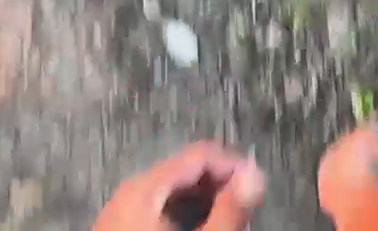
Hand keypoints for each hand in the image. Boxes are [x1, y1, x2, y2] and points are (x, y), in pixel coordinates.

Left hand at [93, 142, 266, 230]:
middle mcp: (130, 193)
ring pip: (174, 193)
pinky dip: (184, 217)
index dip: (234, 166)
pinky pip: (159, 211)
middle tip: (244, 213)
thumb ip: (231, 210)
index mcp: (145, 188)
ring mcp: (120, 214)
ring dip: (205, 204)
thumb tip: (257, 173)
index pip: (201, 154)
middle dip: (220, 188)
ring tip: (225, 225)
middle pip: (187, 172)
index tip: (257, 188)